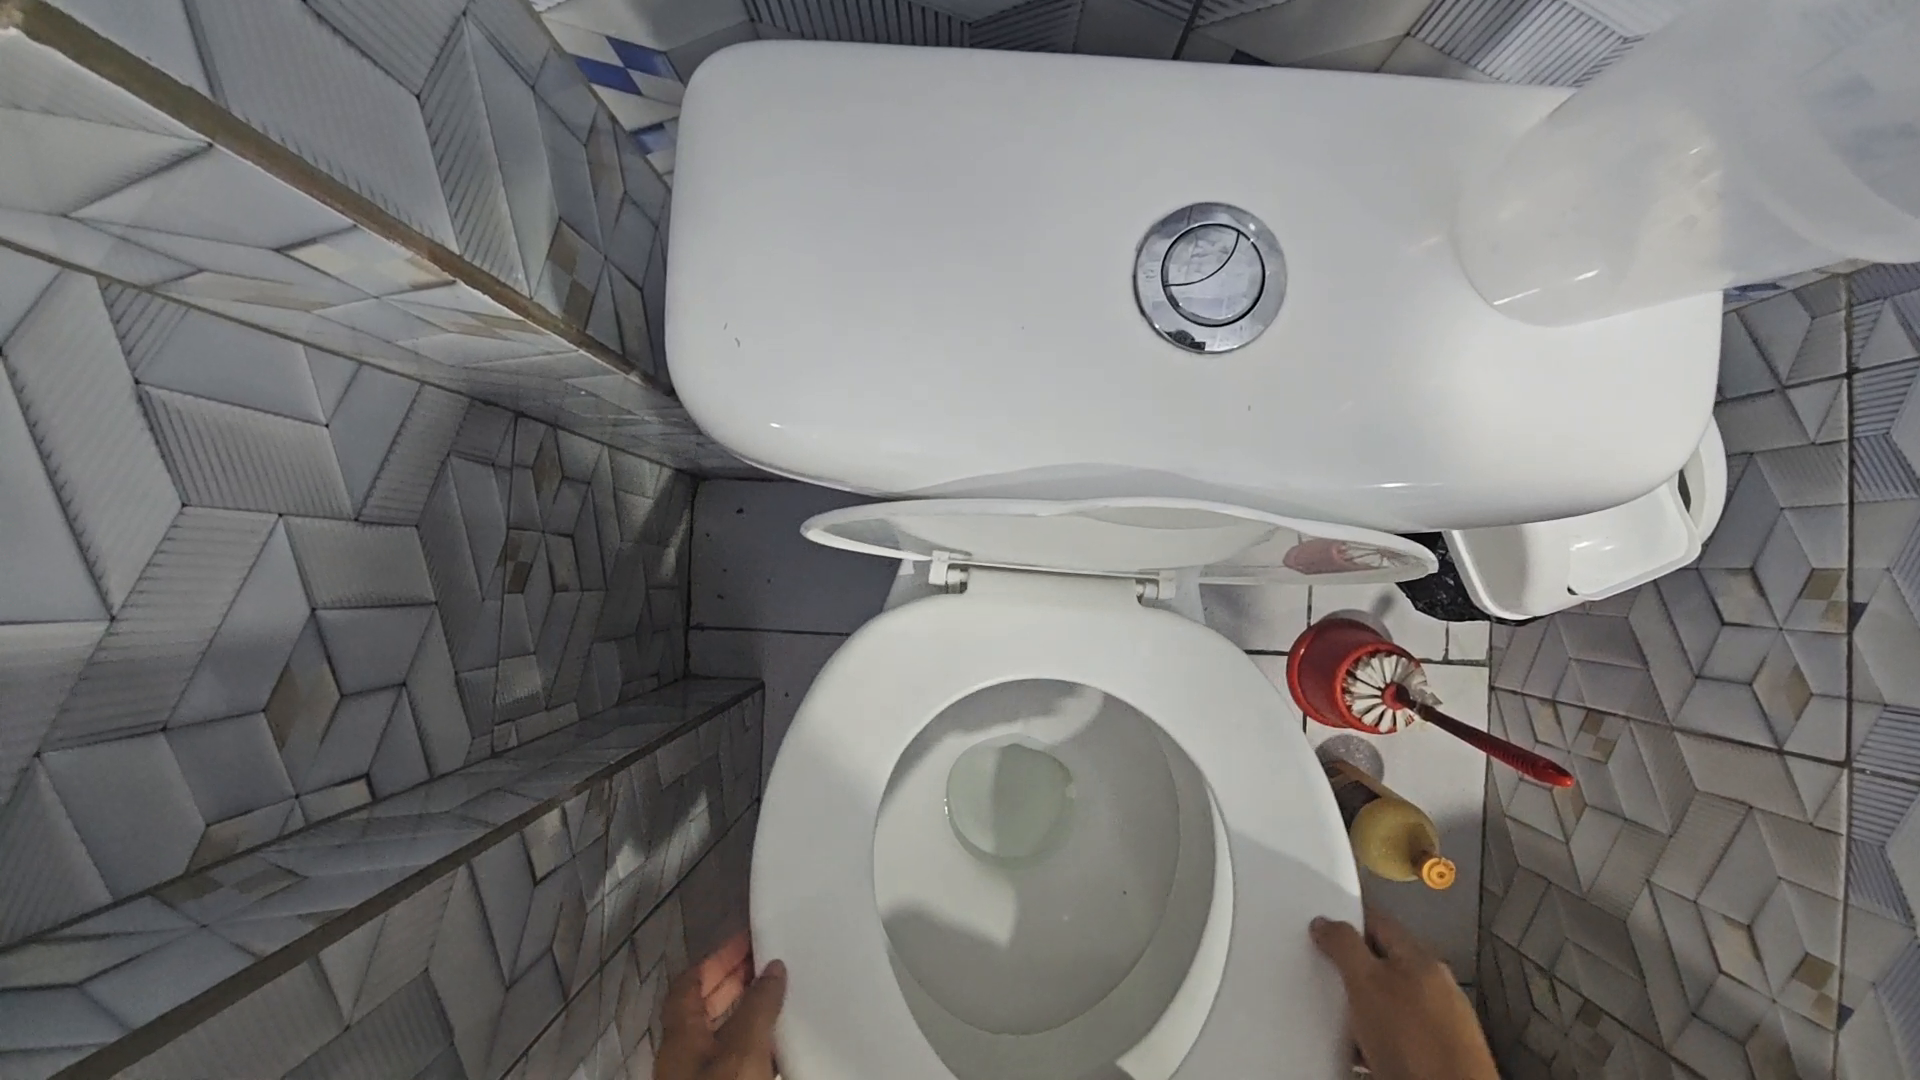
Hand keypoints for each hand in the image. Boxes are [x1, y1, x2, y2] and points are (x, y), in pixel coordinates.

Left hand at [656, 932, 787, 1079]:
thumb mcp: (744, 1044)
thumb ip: (759, 1004)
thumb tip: (774, 966)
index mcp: (679, 1034)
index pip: (689, 982)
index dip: (716, 958)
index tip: (747, 939)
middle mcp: (683, 1054)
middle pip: (704, 1005)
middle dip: (734, 978)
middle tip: (767, 959)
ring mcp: (699, 1075)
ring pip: (722, 1031)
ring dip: (747, 1010)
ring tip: (778, 992)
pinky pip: (734, 1054)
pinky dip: (754, 1038)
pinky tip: (778, 1034)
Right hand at [1311, 910, 1496, 1079]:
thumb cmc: (1409, 1038)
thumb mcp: (1366, 983)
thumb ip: (1343, 946)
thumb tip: (1324, 922)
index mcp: (1422, 959)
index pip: (1377, 922)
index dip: (1345, 920)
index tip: (1316, 929)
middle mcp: (1436, 986)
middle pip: (1383, 962)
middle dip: (1350, 967)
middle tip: (1320, 973)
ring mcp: (1441, 1022)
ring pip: (1388, 1000)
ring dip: (1361, 1005)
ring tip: (1334, 1014)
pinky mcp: (1438, 1055)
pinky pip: (1397, 1033)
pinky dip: (1375, 1035)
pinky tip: (1358, 1047)